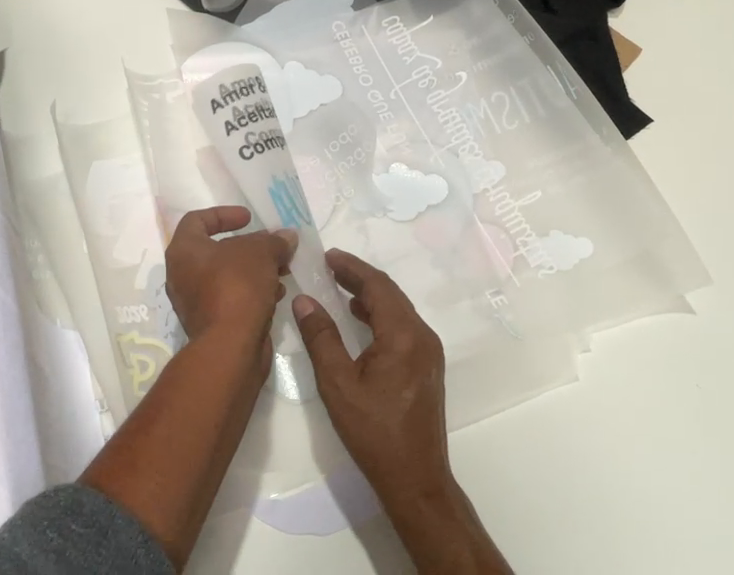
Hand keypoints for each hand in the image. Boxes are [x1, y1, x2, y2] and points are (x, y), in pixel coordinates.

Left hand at [165, 206, 295, 354]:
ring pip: (227, 276)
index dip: (223, 214)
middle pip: (216, 250)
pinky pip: (231, 298)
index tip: (250, 218)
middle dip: (249, 246)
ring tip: (282, 270)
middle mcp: (182, 275)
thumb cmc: (237, 286)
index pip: (197, 220)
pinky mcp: (211, 324)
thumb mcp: (261, 253)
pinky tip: (277, 294)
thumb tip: (286, 237)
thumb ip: (273, 241)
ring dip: (255, 270)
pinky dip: (253, 292)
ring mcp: (195, 302)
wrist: (230, 346)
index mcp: (183, 251)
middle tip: (273, 246)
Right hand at [291, 247, 447, 496]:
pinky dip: (379, 315)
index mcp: (404, 335)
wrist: (415, 478)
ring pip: (398, 310)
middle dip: (359, 277)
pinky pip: (402, 326)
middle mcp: (422, 337)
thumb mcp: (338, 384)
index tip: (326, 256)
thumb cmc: (373, 431)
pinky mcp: (426, 367)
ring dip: (369, 295)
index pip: (377, 286)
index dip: (352, 267)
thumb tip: (304, 300)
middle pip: (390, 294)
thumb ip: (321, 337)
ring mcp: (428, 353)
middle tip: (329, 267)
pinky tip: (359, 319)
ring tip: (339, 287)